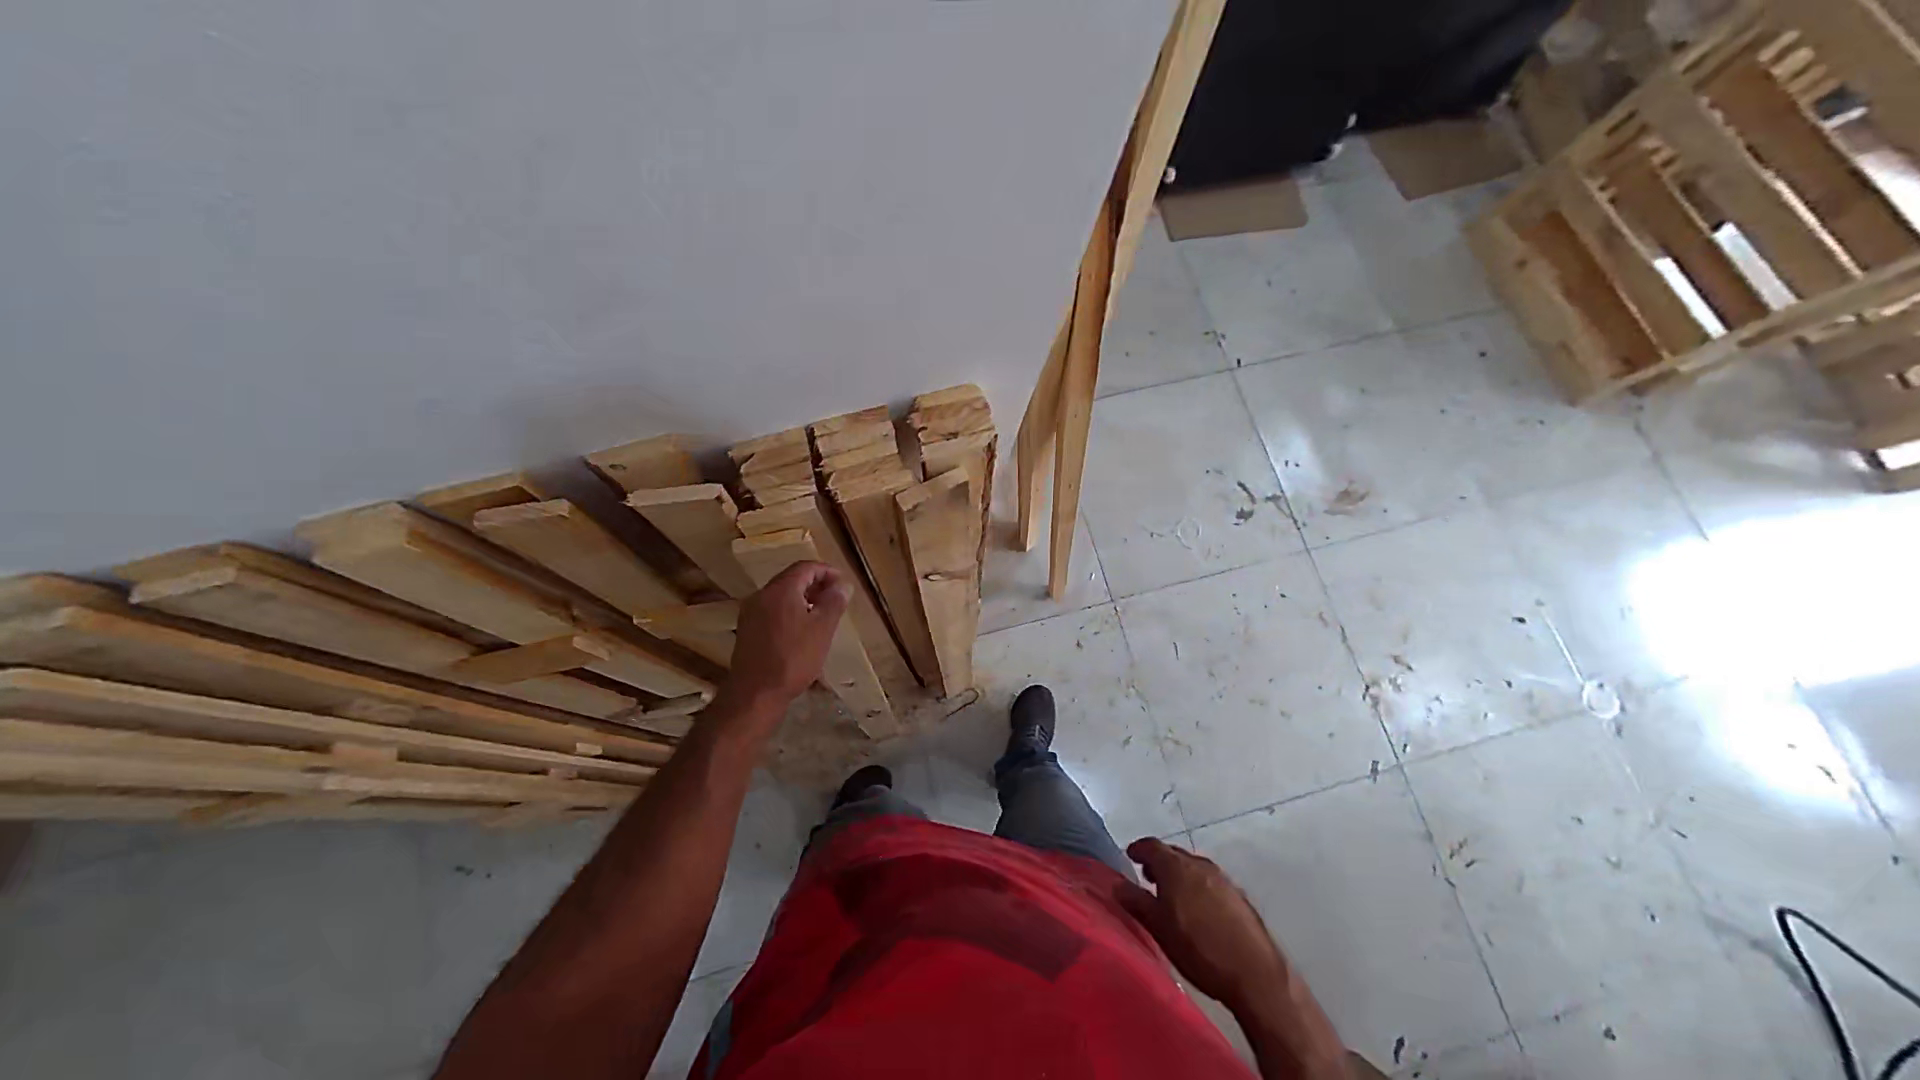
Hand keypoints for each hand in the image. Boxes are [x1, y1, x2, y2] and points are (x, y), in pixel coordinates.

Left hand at [719, 561, 851, 717]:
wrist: (756, 692)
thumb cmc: (793, 658)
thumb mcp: (822, 629)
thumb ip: (834, 602)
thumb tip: (842, 585)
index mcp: (780, 590)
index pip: (805, 567)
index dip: (826, 571)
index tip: (842, 583)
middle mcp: (761, 595)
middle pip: (790, 579)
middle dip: (814, 584)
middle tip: (834, 597)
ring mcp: (750, 613)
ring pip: (780, 596)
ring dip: (802, 598)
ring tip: (821, 613)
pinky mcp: (747, 630)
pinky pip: (772, 610)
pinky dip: (789, 611)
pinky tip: (801, 629)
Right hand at [1116, 837, 1289, 1013]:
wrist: (1255, 974)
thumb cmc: (1198, 949)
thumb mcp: (1158, 928)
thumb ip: (1136, 902)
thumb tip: (1116, 884)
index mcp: (1176, 867)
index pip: (1152, 845)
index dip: (1138, 849)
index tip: (1130, 856)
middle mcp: (1200, 865)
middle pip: (1174, 854)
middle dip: (1159, 862)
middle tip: (1147, 878)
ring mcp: (1223, 880)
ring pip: (1193, 868)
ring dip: (1179, 875)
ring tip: (1171, 896)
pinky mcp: (1240, 897)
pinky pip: (1210, 882)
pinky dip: (1197, 887)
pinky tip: (1197, 911)